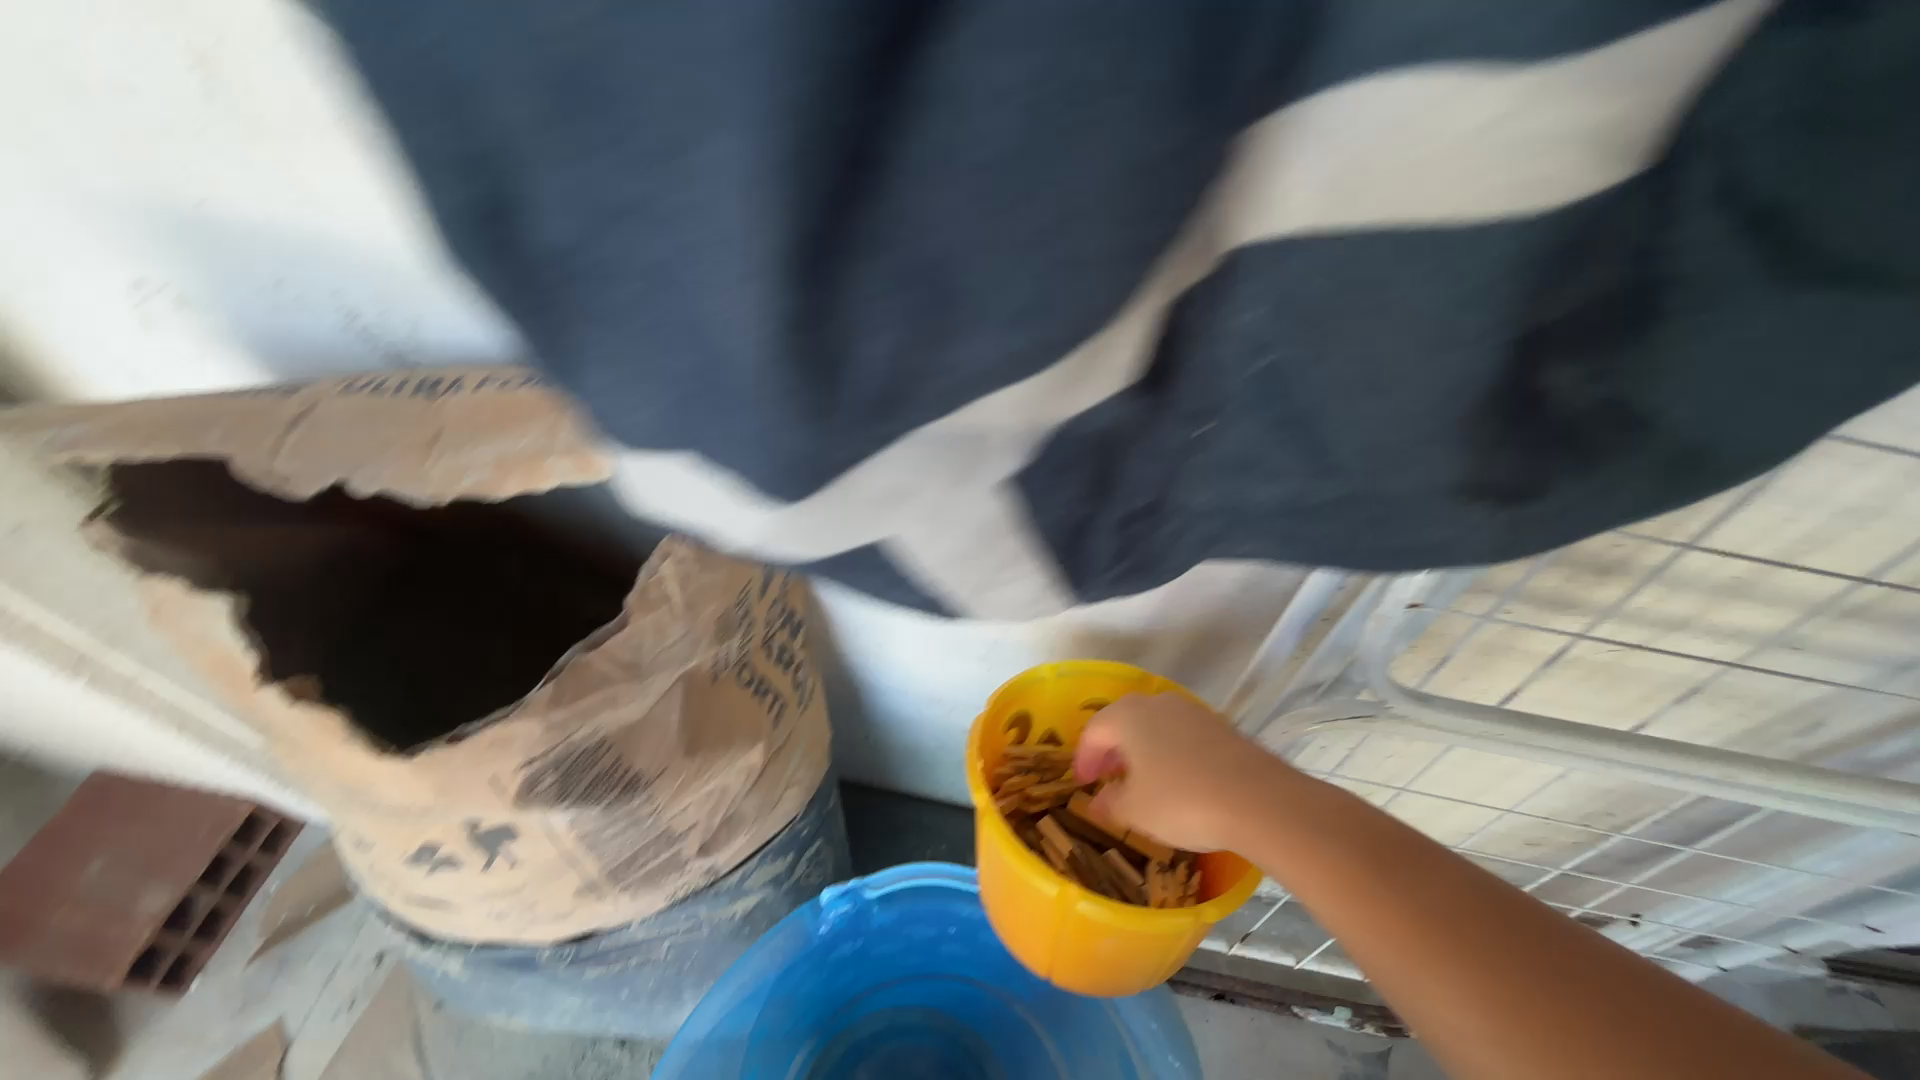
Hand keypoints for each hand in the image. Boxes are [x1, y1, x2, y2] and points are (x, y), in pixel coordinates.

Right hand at [1072, 692, 1293, 852]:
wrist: (1258, 800)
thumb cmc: (1181, 801)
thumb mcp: (1135, 810)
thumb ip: (1110, 803)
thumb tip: (1097, 801)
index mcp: (1128, 716)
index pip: (1094, 731)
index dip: (1084, 758)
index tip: (1083, 783)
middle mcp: (1158, 704)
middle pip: (1125, 722)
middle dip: (1113, 750)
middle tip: (1107, 777)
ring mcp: (1194, 712)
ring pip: (1156, 727)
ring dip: (1143, 750)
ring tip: (1142, 781)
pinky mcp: (1222, 727)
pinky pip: (1183, 736)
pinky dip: (1171, 754)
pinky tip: (1177, 781)